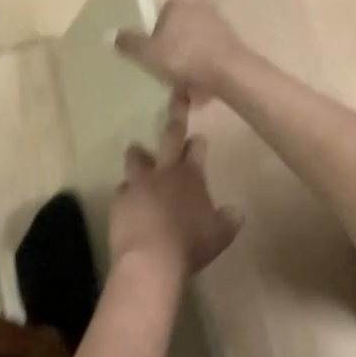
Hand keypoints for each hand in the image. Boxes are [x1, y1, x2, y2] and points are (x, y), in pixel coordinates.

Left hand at [109, 91, 242, 283]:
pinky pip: (123, 188)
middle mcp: (165, 172)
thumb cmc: (191, 246)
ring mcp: (139, 184)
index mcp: (192, 177)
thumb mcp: (220, 236)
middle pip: (169, 137)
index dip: (198, 142)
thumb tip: (235, 211)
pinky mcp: (120, 200)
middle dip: (175, 116)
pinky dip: (128, 190)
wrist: (151, 260)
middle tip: (175, 97)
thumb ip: (228, 220)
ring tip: (138, 151)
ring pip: (137, 157)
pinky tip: (130, 199)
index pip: (197, 150)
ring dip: (139, 153)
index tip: (198, 137)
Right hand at [114, 0, 253, 97]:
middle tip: (168, 79)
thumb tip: (112, 34)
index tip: (153, 63)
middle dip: (172, 58)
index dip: (153, 44)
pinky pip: (210, 58)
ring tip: (185, 92)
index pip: (158, 20)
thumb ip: (129, 44)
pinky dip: (204, 73)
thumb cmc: (183, 58)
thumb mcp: (148, 54)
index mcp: (178, 3)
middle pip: (177, 36)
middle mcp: (200, 7)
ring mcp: (219, 24)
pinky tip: (202, 93)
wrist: (229, 71)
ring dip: (188, 69)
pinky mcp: (232, 41)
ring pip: (194, 49)